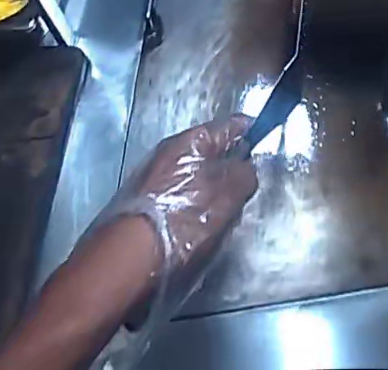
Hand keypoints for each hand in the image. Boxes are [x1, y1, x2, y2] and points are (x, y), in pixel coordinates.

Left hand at [126, 116, 259, 281]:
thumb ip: (245, 175)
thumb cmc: (182, 222)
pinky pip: (176, 197)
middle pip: (210, 152)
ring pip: (193, 177)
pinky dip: (188, 209)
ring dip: (208, 192)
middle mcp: (168, 150)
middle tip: (242, 194)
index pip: (231, 125)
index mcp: (192, 140)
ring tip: (218, 220)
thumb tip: (246, 167)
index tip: (264, 144)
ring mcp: (151, 176)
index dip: (251, 131)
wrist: (124, 263)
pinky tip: (192, 233)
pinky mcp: (140, 203)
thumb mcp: (227, 198)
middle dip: (228, 169)